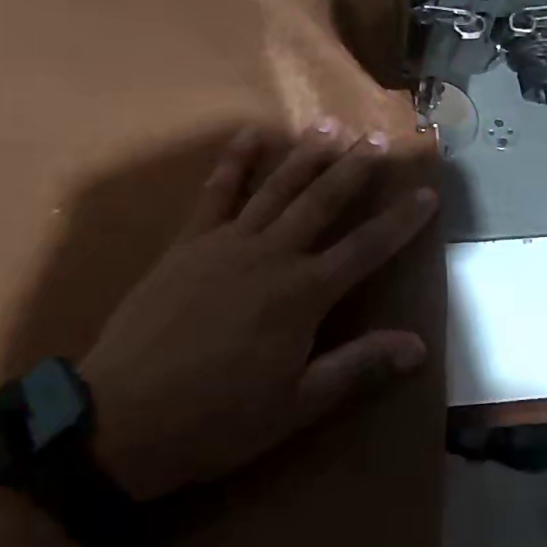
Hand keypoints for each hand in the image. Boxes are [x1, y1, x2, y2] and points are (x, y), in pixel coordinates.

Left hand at [80, 122, 437, 500]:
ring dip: (307, 156)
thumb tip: (419, 345)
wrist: (120, 421)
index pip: (367, 248)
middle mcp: (272, 256)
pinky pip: (215, 193)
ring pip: (277, 188)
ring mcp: (226, 244)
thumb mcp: (299, 404)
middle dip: (355, 169)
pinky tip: (251, 135)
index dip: (401, 221)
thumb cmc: (219, 418)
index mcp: (304, 294)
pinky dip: (234, 162)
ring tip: (331, 125)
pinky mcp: (188, 245)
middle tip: (380, 138)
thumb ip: (358, 365)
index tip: (427, 194)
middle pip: (323, 202)